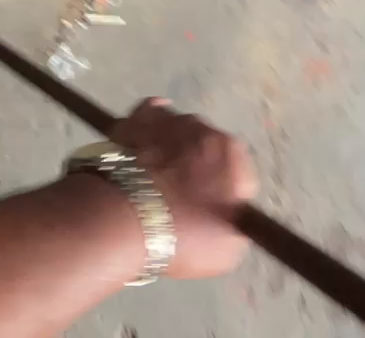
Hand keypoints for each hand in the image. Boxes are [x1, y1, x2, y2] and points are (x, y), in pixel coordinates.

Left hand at [111, 97, 256, 278]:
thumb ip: (235, 219)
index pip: (240, 172)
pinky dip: (151, 127)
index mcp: (232, 153)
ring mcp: (168, 117)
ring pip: (179, 130)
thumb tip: (226, 211)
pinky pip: (150, 115)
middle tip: (185, 195)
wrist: (124, 217)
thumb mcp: (228, 248)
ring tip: (159, 175)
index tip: (215, 210)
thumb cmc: (182, 237)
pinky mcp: (135, 116)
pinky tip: (146, 141)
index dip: (229, 192)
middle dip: (200, 166)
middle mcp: (203, 126)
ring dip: (175, 147)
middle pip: (208, 147)